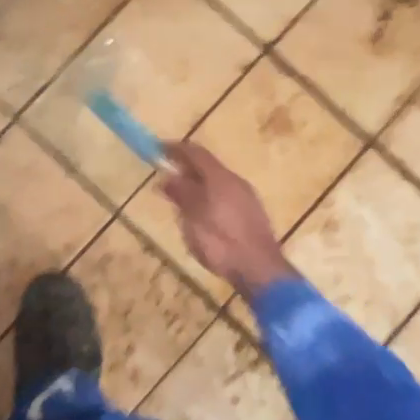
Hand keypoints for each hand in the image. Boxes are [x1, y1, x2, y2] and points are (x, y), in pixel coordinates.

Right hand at [161, 141, 293, 297]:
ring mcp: (247, 198)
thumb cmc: (220, 241)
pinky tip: (201, 212)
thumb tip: (167, 177)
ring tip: (180, 195)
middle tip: (167, 172)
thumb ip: (180, 194)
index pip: (196, 153)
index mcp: (220, 178)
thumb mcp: (192, 217)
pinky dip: (209, 196)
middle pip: (208, 166)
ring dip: (198, 183)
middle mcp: (236, 182)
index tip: (159, 148)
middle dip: (186, 167)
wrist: (260, 270)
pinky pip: (225, 195)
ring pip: (218, 182)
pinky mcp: (252, 214)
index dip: (176, 148)